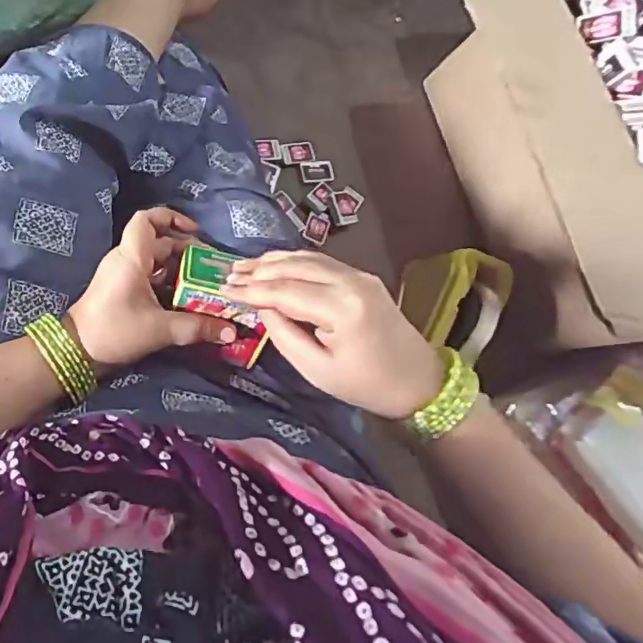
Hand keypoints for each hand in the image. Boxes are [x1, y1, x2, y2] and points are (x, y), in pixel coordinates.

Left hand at [68, 208, 236, 368]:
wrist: (77, 350)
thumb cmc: (115, 330)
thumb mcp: (159, 329)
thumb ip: (196, 328)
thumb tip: (229, 333)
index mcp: (131, 258)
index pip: (146, 220)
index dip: (171, 219)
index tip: (194, 233)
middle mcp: (125, 260)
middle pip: (159, 243)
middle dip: (186, 251)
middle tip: (210, 267)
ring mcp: (121, 275)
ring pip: (155, 262)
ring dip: (178, 270)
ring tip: (202, 284)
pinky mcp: (120, 291)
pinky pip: (147, 278)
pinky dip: (166, 283)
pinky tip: (184, 299)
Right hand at [222, 251, 444, 418]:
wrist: (418, 381)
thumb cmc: (365, 384)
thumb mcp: (316, 369)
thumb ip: (284, 334)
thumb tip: (262, 307)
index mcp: (342, 308)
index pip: (285, 291)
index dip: (251, 290)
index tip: (224, 289)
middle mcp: (352, 282)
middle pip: (295, 267)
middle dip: (258, 270)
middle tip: (228, 273)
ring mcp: (360, 276)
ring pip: (307, 258)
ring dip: (273, 262)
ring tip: (244, 266)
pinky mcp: (362, 277)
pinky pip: (320, 262)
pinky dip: (293, 262)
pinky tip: (274, 265)